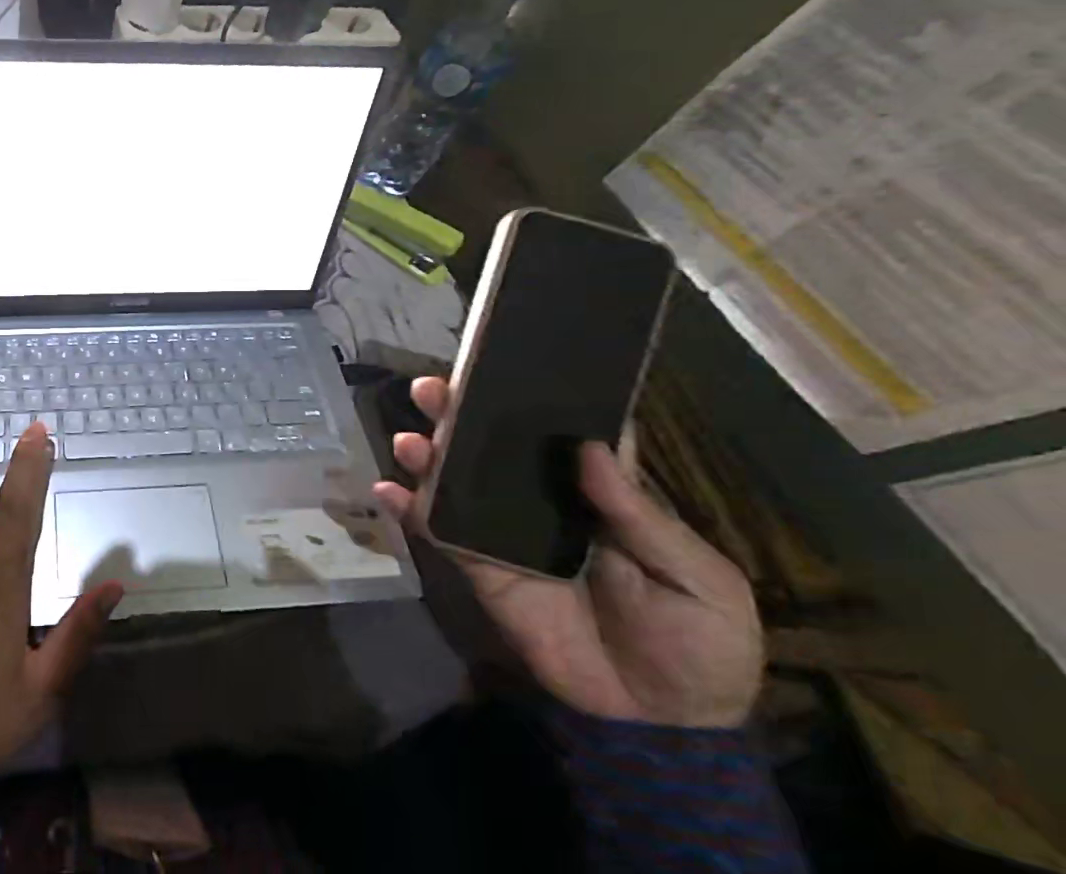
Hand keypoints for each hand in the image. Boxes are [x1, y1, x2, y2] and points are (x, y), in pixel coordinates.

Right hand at [374, 377, 763, 728]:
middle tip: (432, 389)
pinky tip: (387, 491)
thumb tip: (589, 446)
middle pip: (495, 451)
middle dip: (462, 417)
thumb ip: (638, 514)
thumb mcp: (694, 574)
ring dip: (429, 458)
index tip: (500, 368)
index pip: (559, 437)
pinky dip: (411, 512)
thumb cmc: (700, 640)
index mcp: (600, 496)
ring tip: (411, 439)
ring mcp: (508, 537)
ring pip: (459, 485)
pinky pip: (442, 536)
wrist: (663, 719)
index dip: (531, 401)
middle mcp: (544, 505)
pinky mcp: (483, 571)